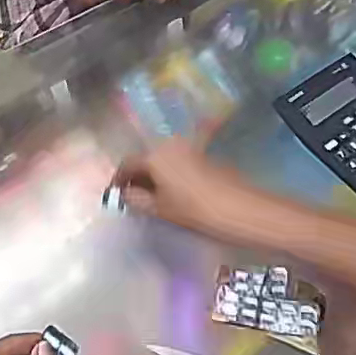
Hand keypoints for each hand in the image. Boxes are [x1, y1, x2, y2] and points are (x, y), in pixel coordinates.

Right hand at [114, 138, 277, 245]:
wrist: (241, 209)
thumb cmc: (195, 210)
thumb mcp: (160, 209)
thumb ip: (136, 200)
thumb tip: (125, 194)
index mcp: (154, 155)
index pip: (127, 163)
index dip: (118, 180)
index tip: (114, 195)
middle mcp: (169, 144)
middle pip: (145, 159)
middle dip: (137, 177)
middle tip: (132, 199)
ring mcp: (189, 148)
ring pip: (162, 160)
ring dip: (154, 176)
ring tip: (152, 199)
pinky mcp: (204, 155)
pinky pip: (177, 163)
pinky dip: (170, 175)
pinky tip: (173, 194)